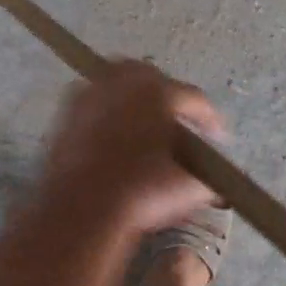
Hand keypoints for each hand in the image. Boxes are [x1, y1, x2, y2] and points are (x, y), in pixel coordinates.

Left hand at [42, 60, 224, 232]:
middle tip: (178, 119)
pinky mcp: (68, 113)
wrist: (82, 208)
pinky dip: (108, 110)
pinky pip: (95, 101)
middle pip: (153, 77)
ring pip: (119, 82)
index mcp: (160, 92)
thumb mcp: (191, 186)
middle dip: (169, 95)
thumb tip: (214, 174)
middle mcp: (125, 82)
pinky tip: (114, 131)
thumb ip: (210, 173)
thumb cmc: (143, 191)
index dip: (210, 119)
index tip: (217, 137)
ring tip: (145, 119)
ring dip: (136, 97)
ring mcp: (92, 94)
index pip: (195, 99)